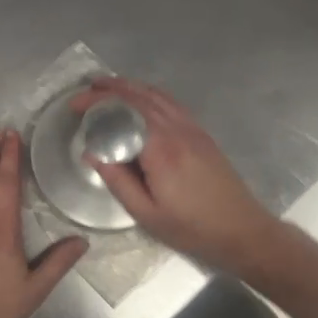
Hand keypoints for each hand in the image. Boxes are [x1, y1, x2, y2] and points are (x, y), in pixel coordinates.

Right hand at [71, 78, 280, 272]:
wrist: (243, 231)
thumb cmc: (192, 228)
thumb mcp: (146, 213)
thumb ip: (117, 180)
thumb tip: (92, 152)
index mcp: (160, 150)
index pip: (121, 113)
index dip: (96, 104)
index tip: (74, 106)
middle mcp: (177, 130)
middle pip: (138, 97)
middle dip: (109, 89)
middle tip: (84, 91)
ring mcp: (192, 128)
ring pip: (156, 95)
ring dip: (129, 86)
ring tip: (106, 86)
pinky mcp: (201, 133)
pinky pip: (171, 103)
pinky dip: (149, 93)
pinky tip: (139, 97)